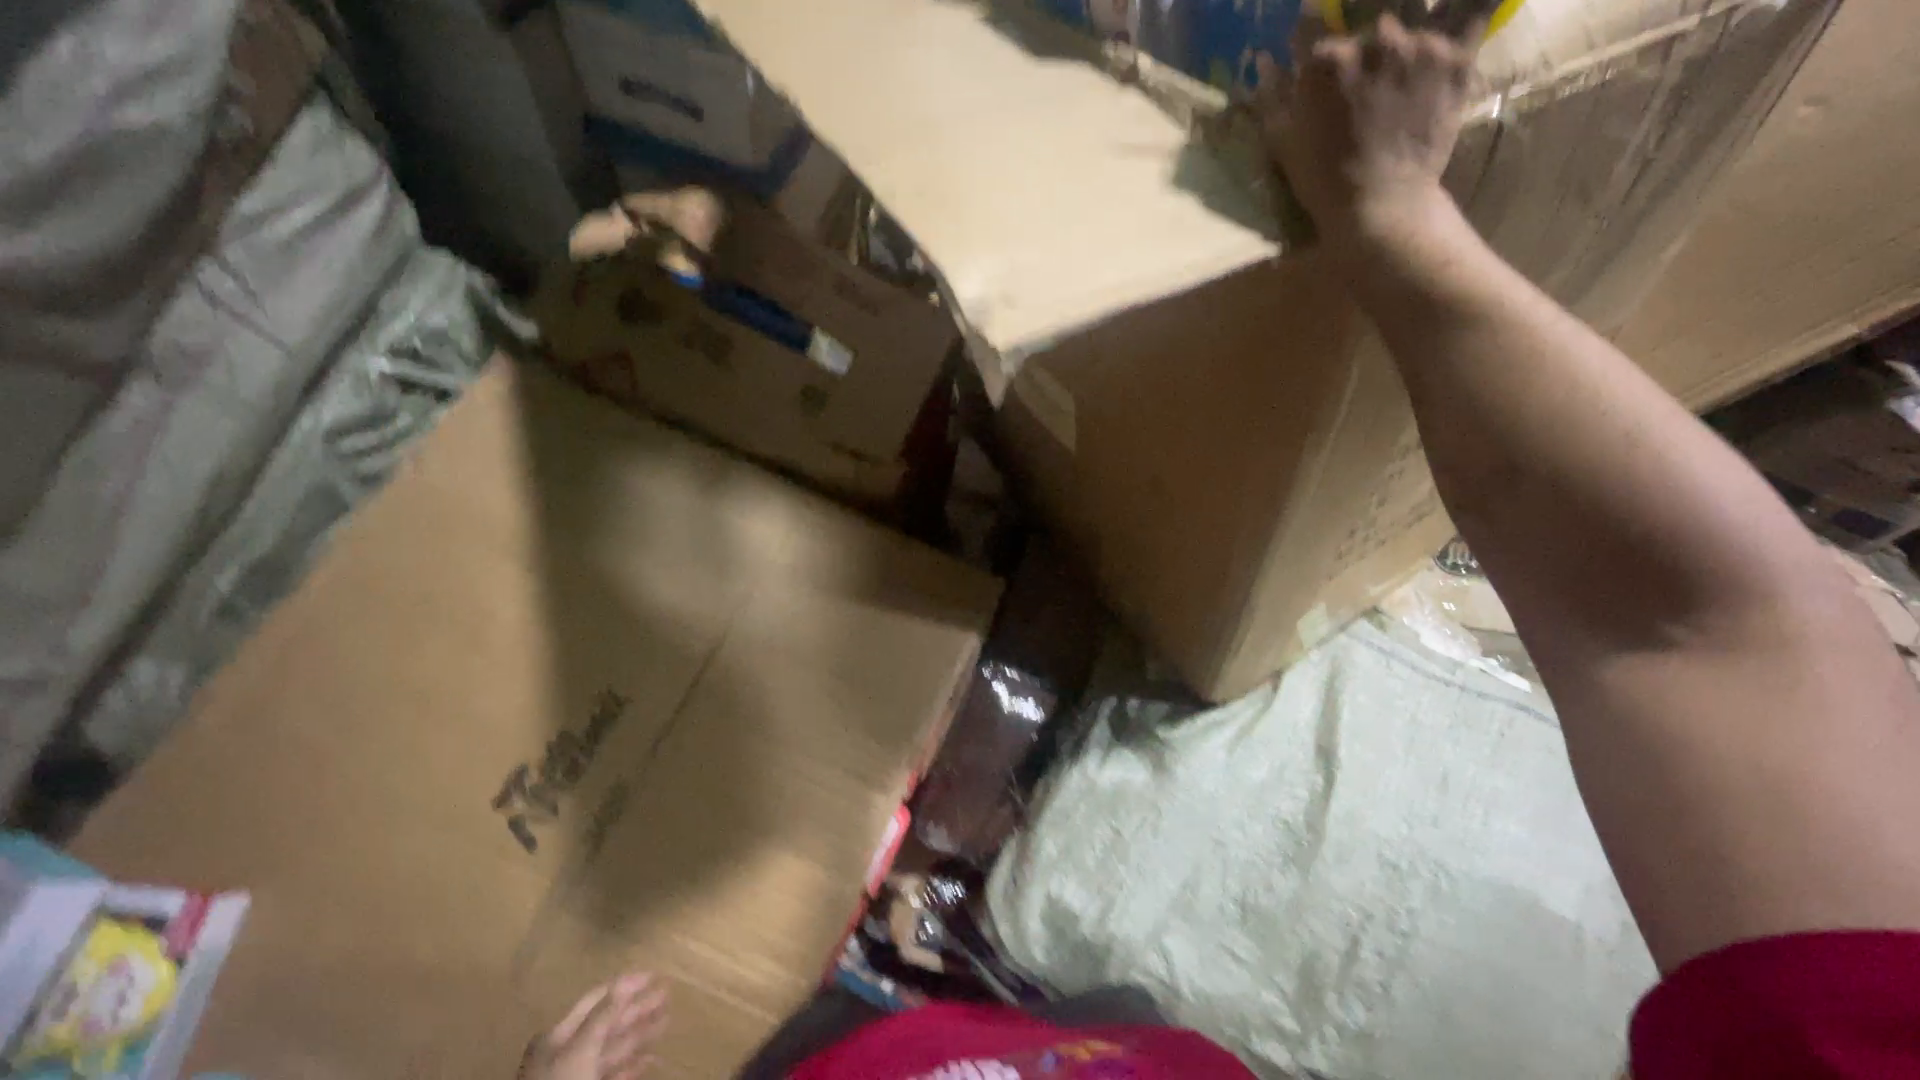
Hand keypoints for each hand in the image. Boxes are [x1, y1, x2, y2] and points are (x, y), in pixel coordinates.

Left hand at [518, 972, 667, 1079]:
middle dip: (638, 1008)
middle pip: (607, 1023)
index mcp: (558, 1035)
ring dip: (639, 1035)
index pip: (596, 1000)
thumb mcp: (579, 1050)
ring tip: (667, 1020)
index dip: (625, 985)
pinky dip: (631, 1068)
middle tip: (667, 993)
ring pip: (612, 1049)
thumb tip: (626, 980)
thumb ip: (602, 1016)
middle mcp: (566, 1052)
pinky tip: (650, 1060)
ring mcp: (575, 1075)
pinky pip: (612, 1075)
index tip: (654, 975)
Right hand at [1255, 13, 1482, 248]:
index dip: (1309, 30)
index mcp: (1323, 59)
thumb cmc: (1322, 179)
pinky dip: (1473, 2)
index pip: (1311, 18)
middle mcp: (1372, 39)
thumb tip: (1264, 58)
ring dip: (1404, 16)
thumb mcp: (1282, 140)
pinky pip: (1477, 6)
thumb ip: (1271, 94)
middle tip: (1365, 55)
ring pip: (1411, 5)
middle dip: (1358, 15)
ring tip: (1399, 50)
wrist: (1381, 206)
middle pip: (1365, 5)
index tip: (1310, 40)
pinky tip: (1463, 6)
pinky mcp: (1455, 57)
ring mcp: (1417, 45)